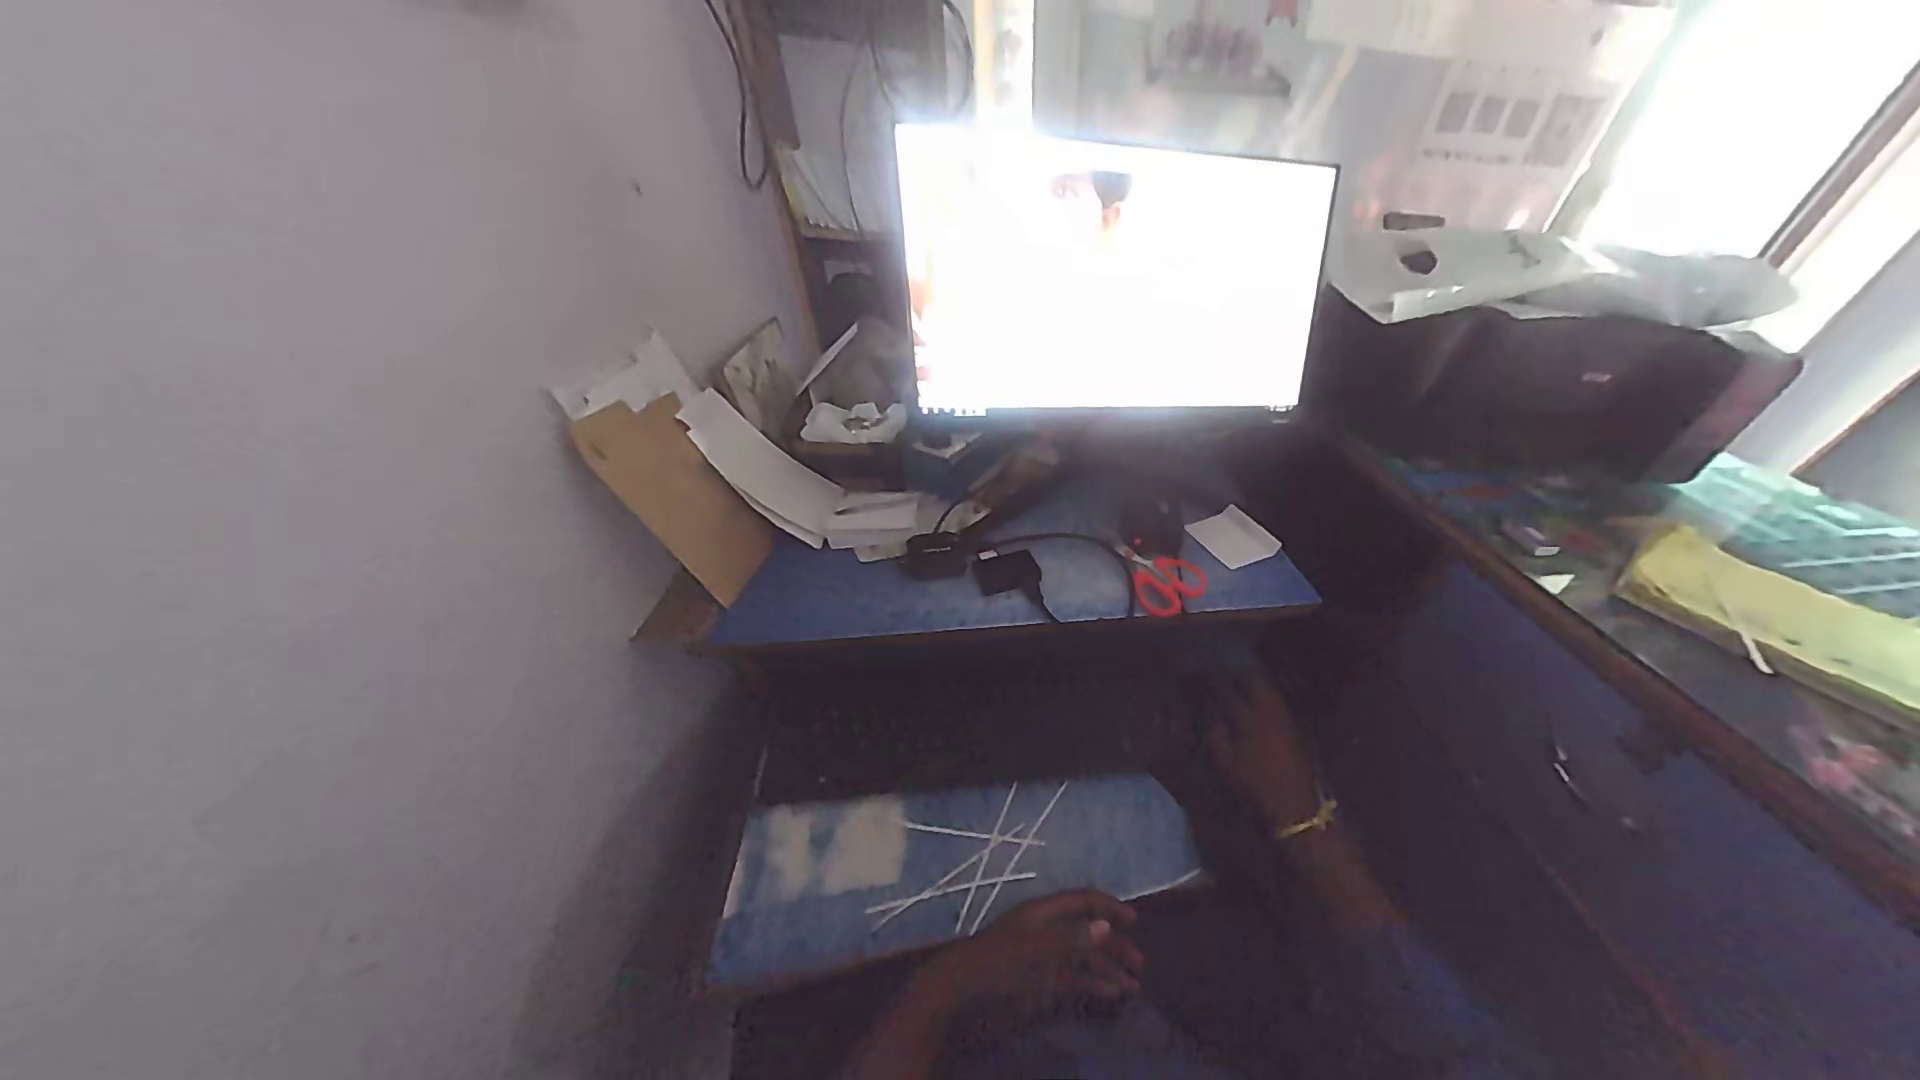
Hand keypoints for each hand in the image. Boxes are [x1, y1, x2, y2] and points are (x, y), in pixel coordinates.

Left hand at [844, 890, 1144, 1078]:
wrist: (960, 996)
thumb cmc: (996, 964)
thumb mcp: (1035, 949)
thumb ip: (1072, 938)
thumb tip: (1108, 925)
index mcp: (1042, 914)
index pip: (1081, 901)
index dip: (1107, 906)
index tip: (1134, 920)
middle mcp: (1045, 932)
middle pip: (1085, 931)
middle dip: (1113, 944)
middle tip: (1140, 964)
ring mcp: (1042, 959)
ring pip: (1082, 959)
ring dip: (1107, 969)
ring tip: (1133, 986)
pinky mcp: (1037, 985)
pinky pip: (1072, 981)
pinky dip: (1093, 986)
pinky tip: (1110, 995)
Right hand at [1204, 674, 1322, 826]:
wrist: (1295, 807)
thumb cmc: (1255, 785)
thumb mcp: (1226, 761)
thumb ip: (1216, 732)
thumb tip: (1210, 711)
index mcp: (1249, 719)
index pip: (1228, 691)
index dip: (1216, 680)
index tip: (1206, 670)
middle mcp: (1269, 713)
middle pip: (1255, 682)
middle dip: (1239, 672)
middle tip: (1226, 668)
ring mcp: (1285, 719)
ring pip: (1269, 690)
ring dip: (1255, 681)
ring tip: (1241, 676)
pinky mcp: (1295, 729)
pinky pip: (1277, 702)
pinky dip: (1265, 693)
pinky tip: (1258, 696)